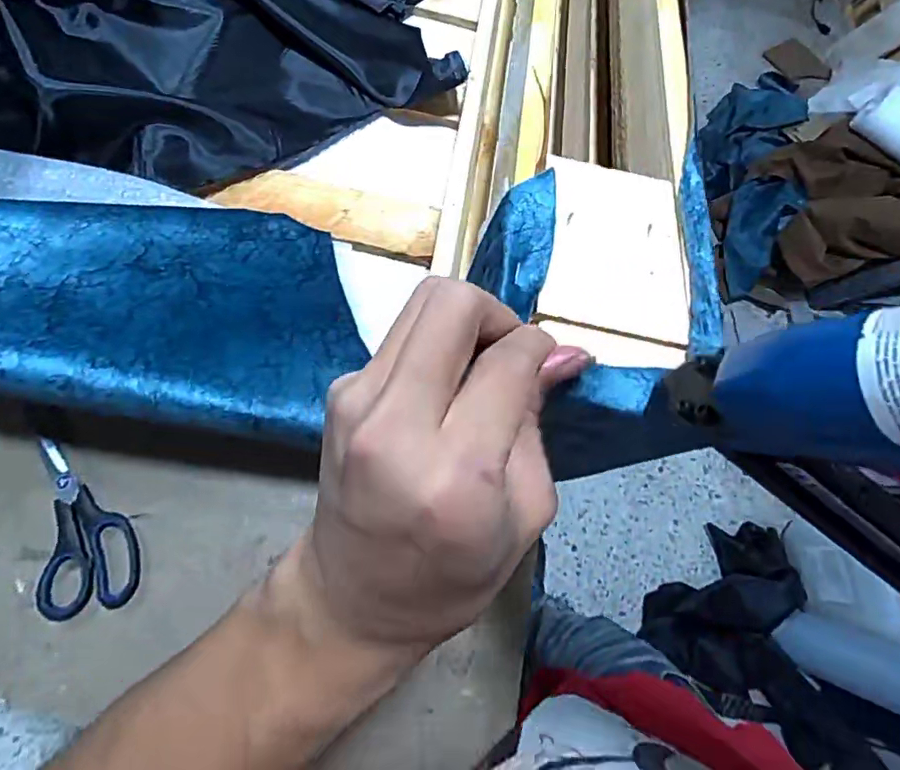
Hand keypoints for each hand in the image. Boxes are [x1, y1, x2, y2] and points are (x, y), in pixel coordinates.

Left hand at [277, 277, 590, 659]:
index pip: (506, 361)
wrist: (351, 597)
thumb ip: (535, 420)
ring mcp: (356, 400)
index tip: (545, 358)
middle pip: (450, 302)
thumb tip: (561, 352)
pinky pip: (399, 335)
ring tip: (475, 367)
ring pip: (421, 303)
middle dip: (494, 312)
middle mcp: (395, 425)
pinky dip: (431, 346)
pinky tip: (438, 390)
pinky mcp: (337, 390)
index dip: (537, 345)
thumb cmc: (450, 576)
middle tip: (506, 351)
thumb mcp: (524, 513)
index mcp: (455, 472)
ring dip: (461, 322)